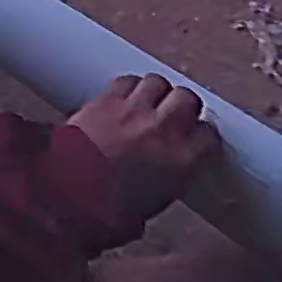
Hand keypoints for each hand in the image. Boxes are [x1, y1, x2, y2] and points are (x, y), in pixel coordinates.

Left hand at [66, 74, 219, 226]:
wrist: (73, 186)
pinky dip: (127, 84)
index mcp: (182, 159)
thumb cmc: (112, 201)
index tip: (195, 132)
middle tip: (174, 109)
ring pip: (156, 82)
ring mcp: (132, 110)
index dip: (201, 132)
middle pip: (186, 98)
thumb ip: (171, 174)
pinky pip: (124, 80)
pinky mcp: (104, 99)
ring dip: (155, 89)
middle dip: (182, 102)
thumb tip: (169, 169)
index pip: (208, 134)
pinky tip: (123, 94)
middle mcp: (162, 129)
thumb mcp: (158, 196)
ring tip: (148, 98)